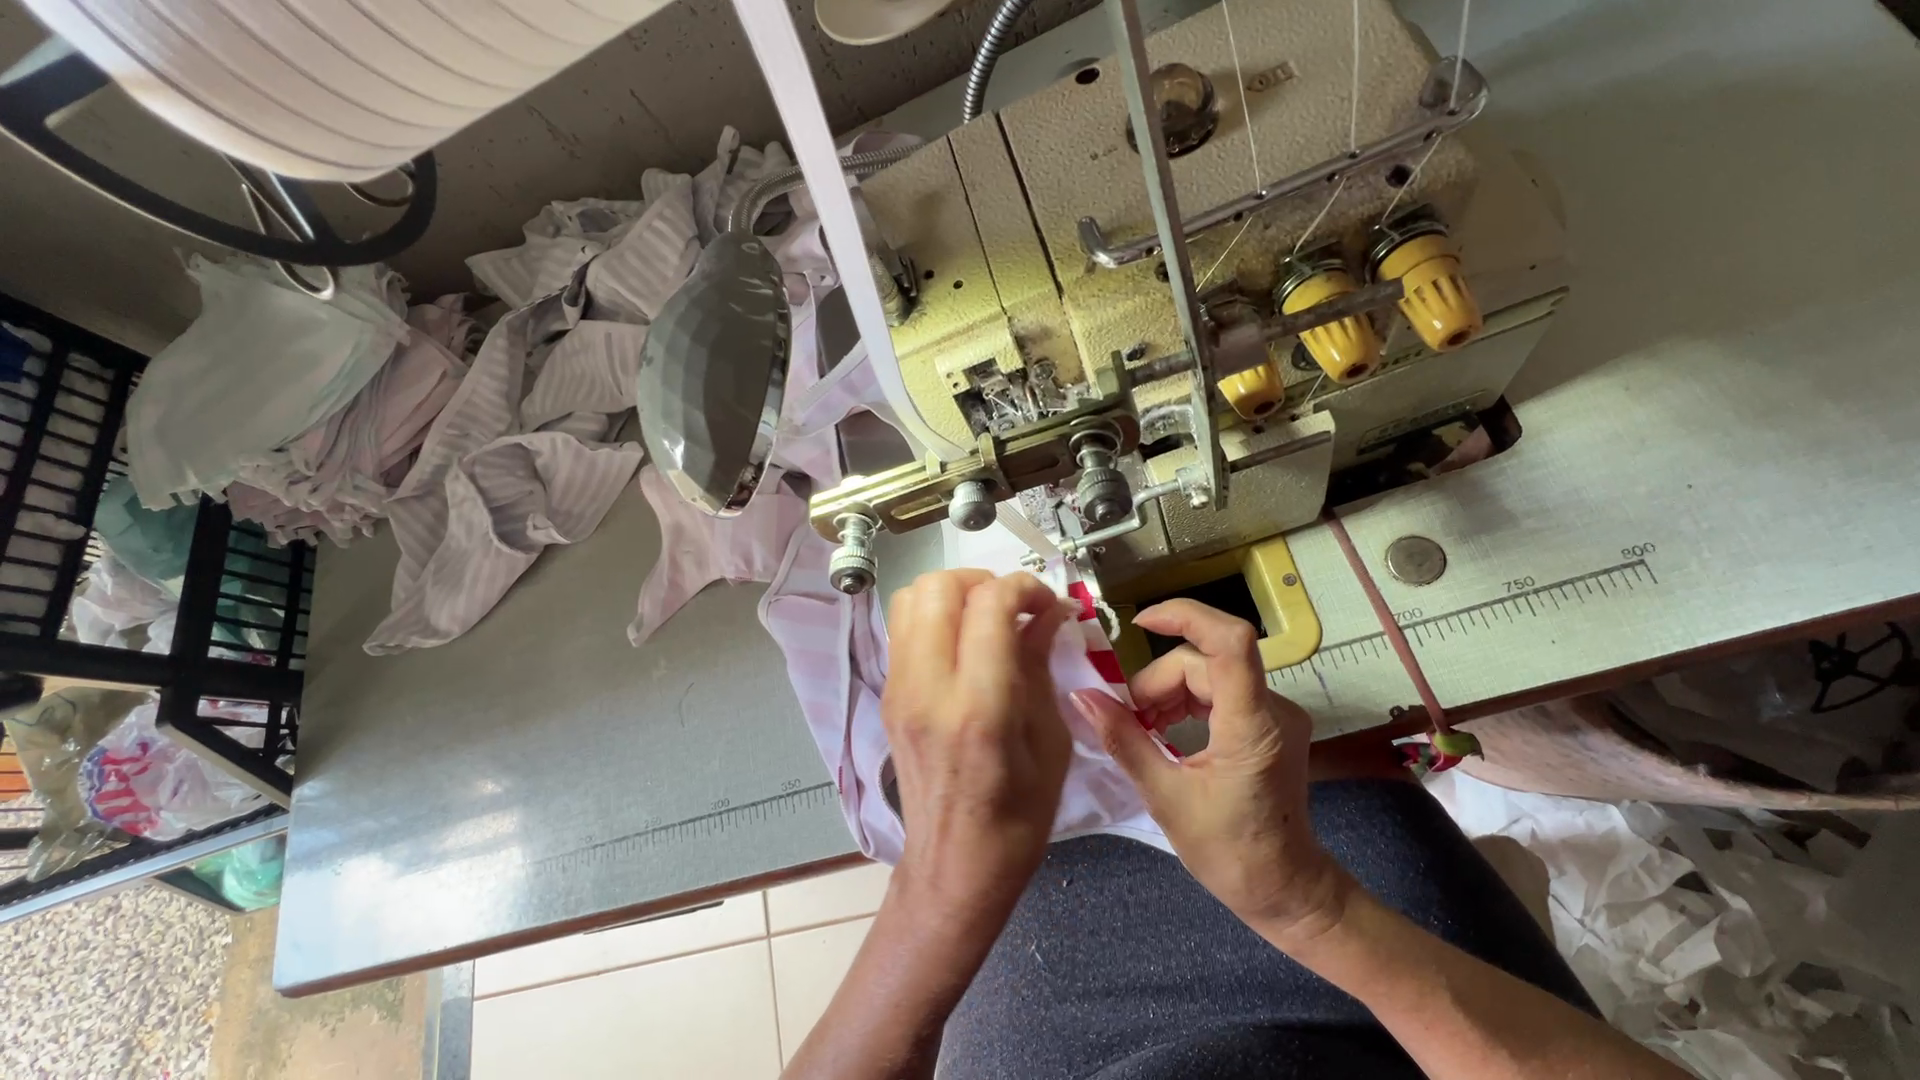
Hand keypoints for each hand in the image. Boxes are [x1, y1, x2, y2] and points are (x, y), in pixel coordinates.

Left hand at [883, 570, 1075, 915]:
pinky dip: (935, 616)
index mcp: (979, 708)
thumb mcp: (1050, 742)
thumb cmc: (1019, 817)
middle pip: (939, 587)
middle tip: (1015, 606)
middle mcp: (928, 689)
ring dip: (954, 593)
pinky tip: (964, 642)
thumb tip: (1047, 613)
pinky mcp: (888, 696)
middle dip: (984, 580)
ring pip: (911, 598)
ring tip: (987, 618)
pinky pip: (904, 628)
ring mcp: (899, 690)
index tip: (1048, 603)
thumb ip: (1040, 666)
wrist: (955, 865)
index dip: (1025, 587)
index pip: (990, 605)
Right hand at [1070, 599, 1353, 949]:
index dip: (1185, 617)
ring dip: (1169, 691)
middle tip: (1127, 720)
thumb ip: (1123, 740)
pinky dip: (1187, 701)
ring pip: (1211, 673)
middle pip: (1205, 662)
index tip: (1140, 623)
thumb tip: (1082, 697)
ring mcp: (1276, 714)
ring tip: (1143, 729)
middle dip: (1157, 681)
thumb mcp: (1165, 797)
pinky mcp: (1271, 723)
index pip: (1230, 641)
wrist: (1286, 889)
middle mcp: (1272, 709)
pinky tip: (1164, 731)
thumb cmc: (1228, 853)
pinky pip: (1222, 691)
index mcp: (1251, 726)